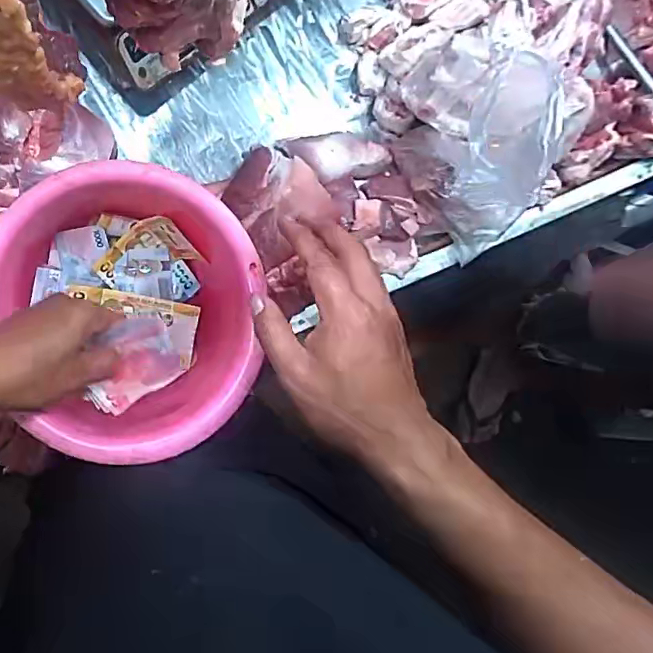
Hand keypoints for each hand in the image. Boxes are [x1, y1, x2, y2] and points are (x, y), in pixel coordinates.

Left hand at [0, 295, 122, 416]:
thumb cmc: (30, 376)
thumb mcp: (74, 377)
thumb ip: (104, 364)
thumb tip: (122, 355)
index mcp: (82, 311)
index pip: (118, 319)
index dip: (126, 340)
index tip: (128, 363)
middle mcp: (65, 301)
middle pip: (96, 320)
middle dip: (102, 342)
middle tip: (104, 372)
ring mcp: (42, 307)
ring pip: (75, 324)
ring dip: (81, 343)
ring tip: (79, 372)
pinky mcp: (25, 317)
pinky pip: (56, 326)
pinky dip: (62, 341)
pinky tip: (54, 364)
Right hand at [251, 212, 436, 461]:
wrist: (397, 434)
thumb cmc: (340, 405)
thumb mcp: (294, 373)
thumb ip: (272, 330)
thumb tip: (255, 296)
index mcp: (345, 310)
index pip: (322, 260)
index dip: (301, 238)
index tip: (284, 220)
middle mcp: (371, 302)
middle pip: (353, 251)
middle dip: (328, 229)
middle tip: (303, 217)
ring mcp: (387, 312)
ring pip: (366, 264)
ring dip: (342, 244)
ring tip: (316, 236)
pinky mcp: (391, 324)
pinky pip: (369, 279)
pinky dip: (350, 264)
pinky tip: (334, 273)